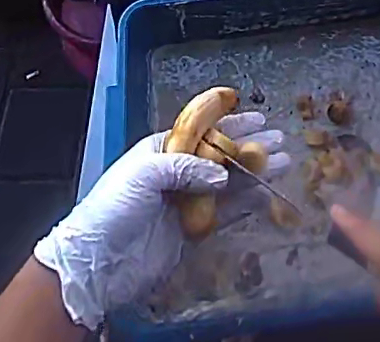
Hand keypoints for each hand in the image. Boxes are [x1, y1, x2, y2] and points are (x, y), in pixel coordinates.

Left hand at [34, 112, 287, 328]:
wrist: (96, 263)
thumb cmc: (115, 205)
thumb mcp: (146, 172)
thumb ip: (187, 166)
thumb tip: (222, 174)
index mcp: (166, 148)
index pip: (206, 130)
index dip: (233, 123)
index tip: (259, 117)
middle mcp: (181, 170)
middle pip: (223, 153)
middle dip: (252, 145)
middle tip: (280, 138)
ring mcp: (188, 200)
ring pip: (230, 181)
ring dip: (256, 171)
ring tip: (283, 162)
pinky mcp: (193, 229)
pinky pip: (226, 211)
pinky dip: (247, 201)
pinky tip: (266, 193)